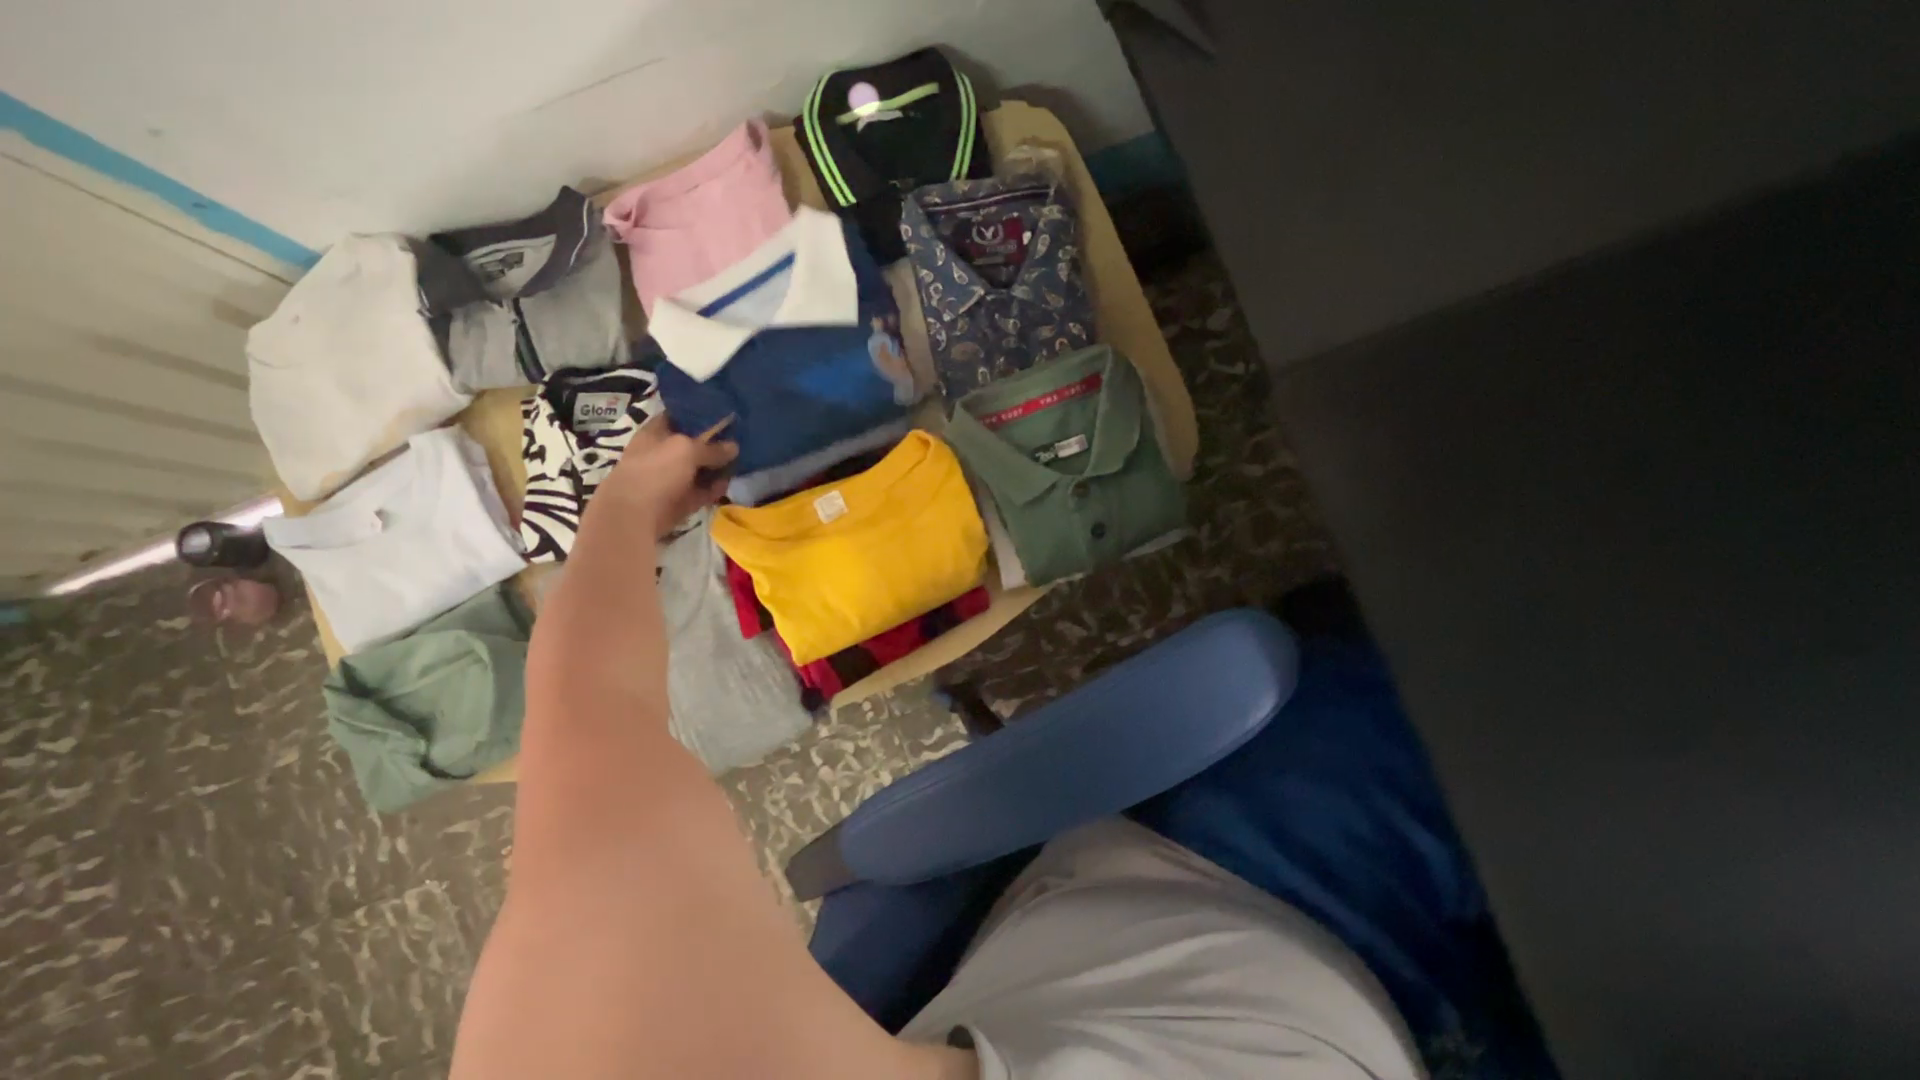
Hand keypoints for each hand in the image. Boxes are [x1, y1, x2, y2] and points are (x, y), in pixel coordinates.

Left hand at [590, 417, 737, 537]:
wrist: (634, 516)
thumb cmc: (655, 471)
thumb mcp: (686, 450)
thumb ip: (712, 447)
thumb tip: (734, 447)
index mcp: (656, 433)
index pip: (680, 417)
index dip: (700, 414)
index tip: (725, 413)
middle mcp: (663, 453)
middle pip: (694, 444)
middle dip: (715, 442)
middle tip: (741, 438)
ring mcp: (671, 478)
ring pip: (700, 468)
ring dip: (718, 467)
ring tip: (742, 460)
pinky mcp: (680, 500)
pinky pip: (702, 491)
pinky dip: (714, 488)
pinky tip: (729, 483)